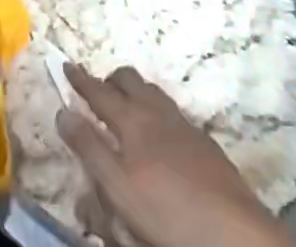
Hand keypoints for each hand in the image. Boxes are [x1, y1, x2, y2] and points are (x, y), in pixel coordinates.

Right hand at [59, 65, 295, 246]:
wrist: (231, 230)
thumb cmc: (165, 210)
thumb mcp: (117, 186)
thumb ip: (89, 147)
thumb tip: (64, 112)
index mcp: (133, 120)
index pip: (100, 92)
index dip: (81, 79)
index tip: (67, 65)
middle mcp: (158, 112)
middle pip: (130, 80)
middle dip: (110, 80)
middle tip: (96, 91)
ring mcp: (184, 124)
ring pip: (153, 93)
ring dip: (135, 92)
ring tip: (124, 106)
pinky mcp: (203, 141)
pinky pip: (171, 111)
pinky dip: (155, 109)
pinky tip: (158, 133)